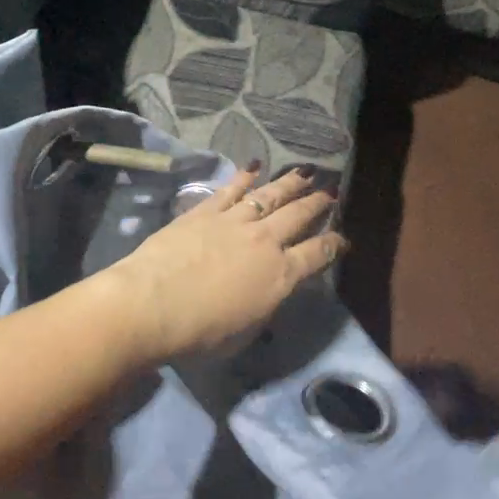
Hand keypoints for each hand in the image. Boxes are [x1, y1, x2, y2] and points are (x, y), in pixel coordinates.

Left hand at [99, 164, 344, 362]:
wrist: (154, 303)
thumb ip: (261, 307)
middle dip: (317, 203)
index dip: (334, 245)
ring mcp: (234, 222)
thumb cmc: (200, 332)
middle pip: (298, 216)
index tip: (343, 238)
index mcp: (280, 276)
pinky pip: (230, 189)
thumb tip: (265, 294)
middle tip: (330, 191)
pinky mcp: (204, 211)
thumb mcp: (244, 332)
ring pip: (269, 195)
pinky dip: (244, 176)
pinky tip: (254, 166)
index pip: (317, 255)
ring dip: (289, 183)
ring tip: (304, 172)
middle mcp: (264, 242)